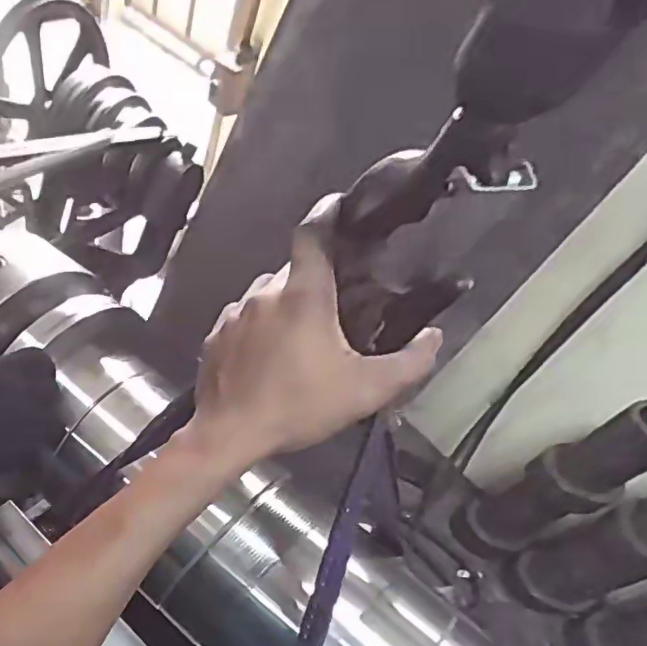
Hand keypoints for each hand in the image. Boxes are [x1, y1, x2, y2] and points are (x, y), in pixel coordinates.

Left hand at [185, 215, 440, 464]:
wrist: (228, 434)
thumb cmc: (297, 407)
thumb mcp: (366, 390)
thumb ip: (410, 361)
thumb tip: (432, 337)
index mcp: (302, 294)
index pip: (313, 233)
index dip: (328, 215)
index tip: (340, 211)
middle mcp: (263, 294)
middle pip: (293, 271)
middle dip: (315, 282)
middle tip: (335, 307)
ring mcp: (232, 315)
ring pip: (265, 296)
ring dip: (283, 308)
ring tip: (300, 340)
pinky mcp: (213, 338)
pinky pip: (241, 321)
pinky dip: (257, 330)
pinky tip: (267, 358)